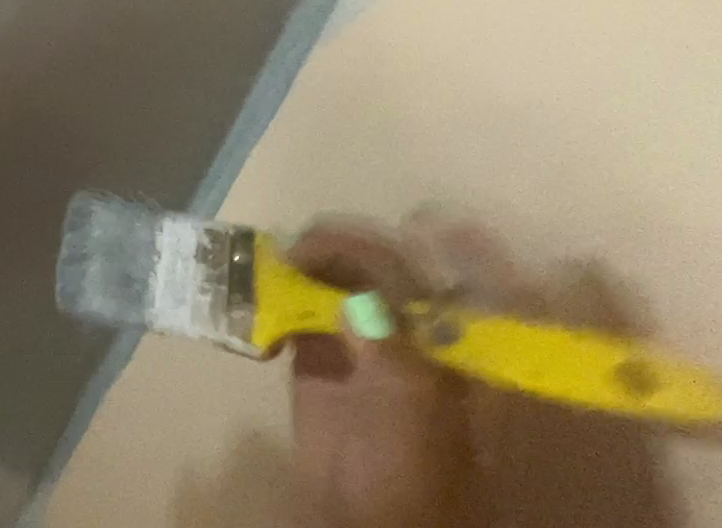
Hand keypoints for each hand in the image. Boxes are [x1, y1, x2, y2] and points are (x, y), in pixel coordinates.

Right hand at [287, 223, 483, 527]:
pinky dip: (273, 292)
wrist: (362, 527)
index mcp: (463, 352)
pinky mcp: (317, 354)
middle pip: (390, 267)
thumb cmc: (412, 491)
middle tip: (303, 248)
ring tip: (274, 263)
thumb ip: (396, 366)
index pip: (464, 279)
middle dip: (350, 245)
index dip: (447, 243)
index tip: (407, 224)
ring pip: (339, 277)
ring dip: (306, 261)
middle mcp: (419, 335)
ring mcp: (365, 341)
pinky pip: (296, 305)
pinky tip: (256, 293)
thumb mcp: (414, 430)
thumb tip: (359, 303)